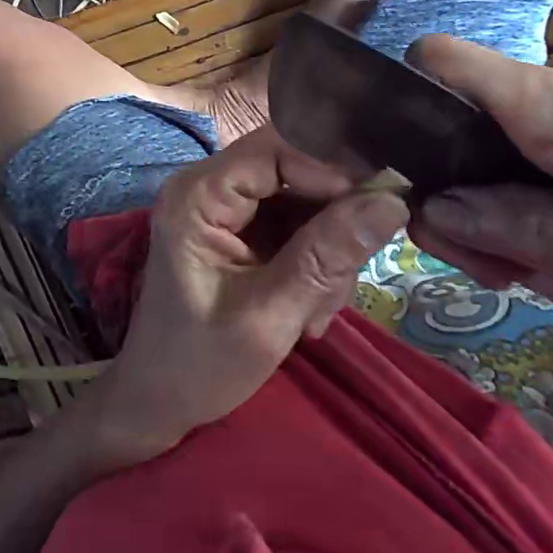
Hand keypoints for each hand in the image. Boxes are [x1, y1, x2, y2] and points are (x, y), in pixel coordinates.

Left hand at [90, 126, 407, 460]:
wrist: (160, 403)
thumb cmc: (200, 366)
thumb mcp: (270, 316)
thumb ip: (328, 256)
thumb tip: (393, 202)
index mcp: (200, 194)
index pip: (279, 148)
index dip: (331, 170)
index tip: (376, 209)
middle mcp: (213, 183)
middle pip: (299, 168)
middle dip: (334, 218)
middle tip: (348, 272)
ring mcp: (230, 204)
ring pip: (308, 196)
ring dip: (330, 246)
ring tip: (320, 306)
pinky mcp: (247, 225)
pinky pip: (302, 219)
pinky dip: (320, 256)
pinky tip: (313, 303)